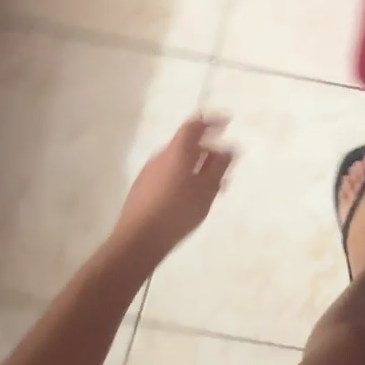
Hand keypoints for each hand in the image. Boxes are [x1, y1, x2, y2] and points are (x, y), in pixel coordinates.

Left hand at [110, 115, 234, 261]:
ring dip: (196, 167)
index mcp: (177, 151)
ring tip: (212, 185)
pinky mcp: (141, 190)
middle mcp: (161, 157)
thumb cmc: (177, 212)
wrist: (136, 243)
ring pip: (178, 162)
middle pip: (187, 144)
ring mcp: (148, 173)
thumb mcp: (207, 189)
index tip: (227, 122)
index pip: (195, 125)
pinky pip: (168, 175)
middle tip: (224, 163)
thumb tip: (228, 149)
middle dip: (208, 150)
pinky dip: (183, 177)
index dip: (212, 121)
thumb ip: (219, 166)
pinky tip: (191, 197)